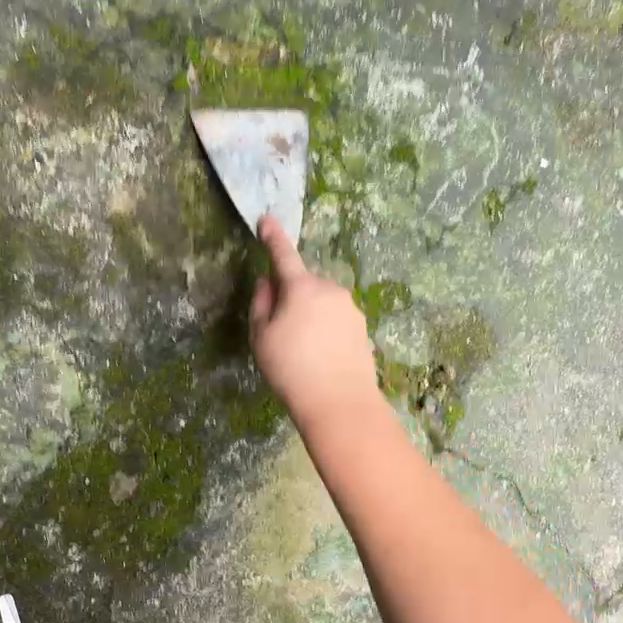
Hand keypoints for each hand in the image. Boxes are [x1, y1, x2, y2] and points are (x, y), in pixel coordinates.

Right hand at [249, 214, 379, 423]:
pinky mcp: (362, 329)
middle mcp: (330, 290)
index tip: (266, 220)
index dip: (273, 237)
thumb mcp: (261, 338)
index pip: (283, 255)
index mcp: (301, 287)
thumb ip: (260, 305)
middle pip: (304, 285)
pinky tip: (321, 360)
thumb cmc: (290, 369)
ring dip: (311, 317)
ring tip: (302, 353)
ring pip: (322, 304)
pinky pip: (337, 323)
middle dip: (292, 297)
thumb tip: (267, 284)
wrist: (338, 402)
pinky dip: (326, 333)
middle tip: (279, 331)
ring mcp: (350, 309)